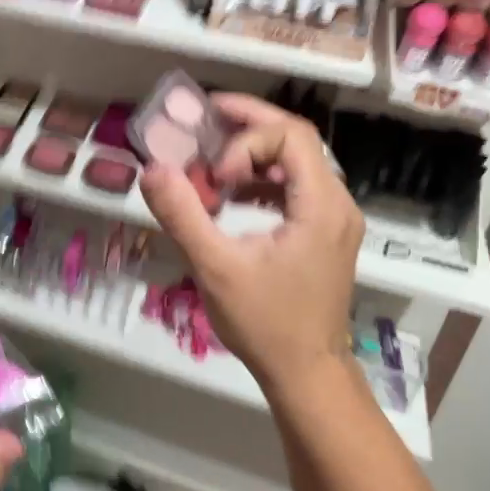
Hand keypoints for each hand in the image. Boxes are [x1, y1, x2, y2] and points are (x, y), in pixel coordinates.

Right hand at [139, 93, 363, 391]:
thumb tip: (152, 169)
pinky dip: (261, 177)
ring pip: (297, 160)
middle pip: (296, 139)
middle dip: (249, 124)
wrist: (306, 373)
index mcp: (321, 206)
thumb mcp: (215, 268)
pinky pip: (295, 185)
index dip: (246, 141)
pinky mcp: (324, 232)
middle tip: (204, 116)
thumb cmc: (265, 323)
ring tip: (211, 158)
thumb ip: (182, 214)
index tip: (214, 174)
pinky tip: (230, 193)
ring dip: (253, 152)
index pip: (291, 136)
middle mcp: (337, 203)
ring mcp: (334, 218)